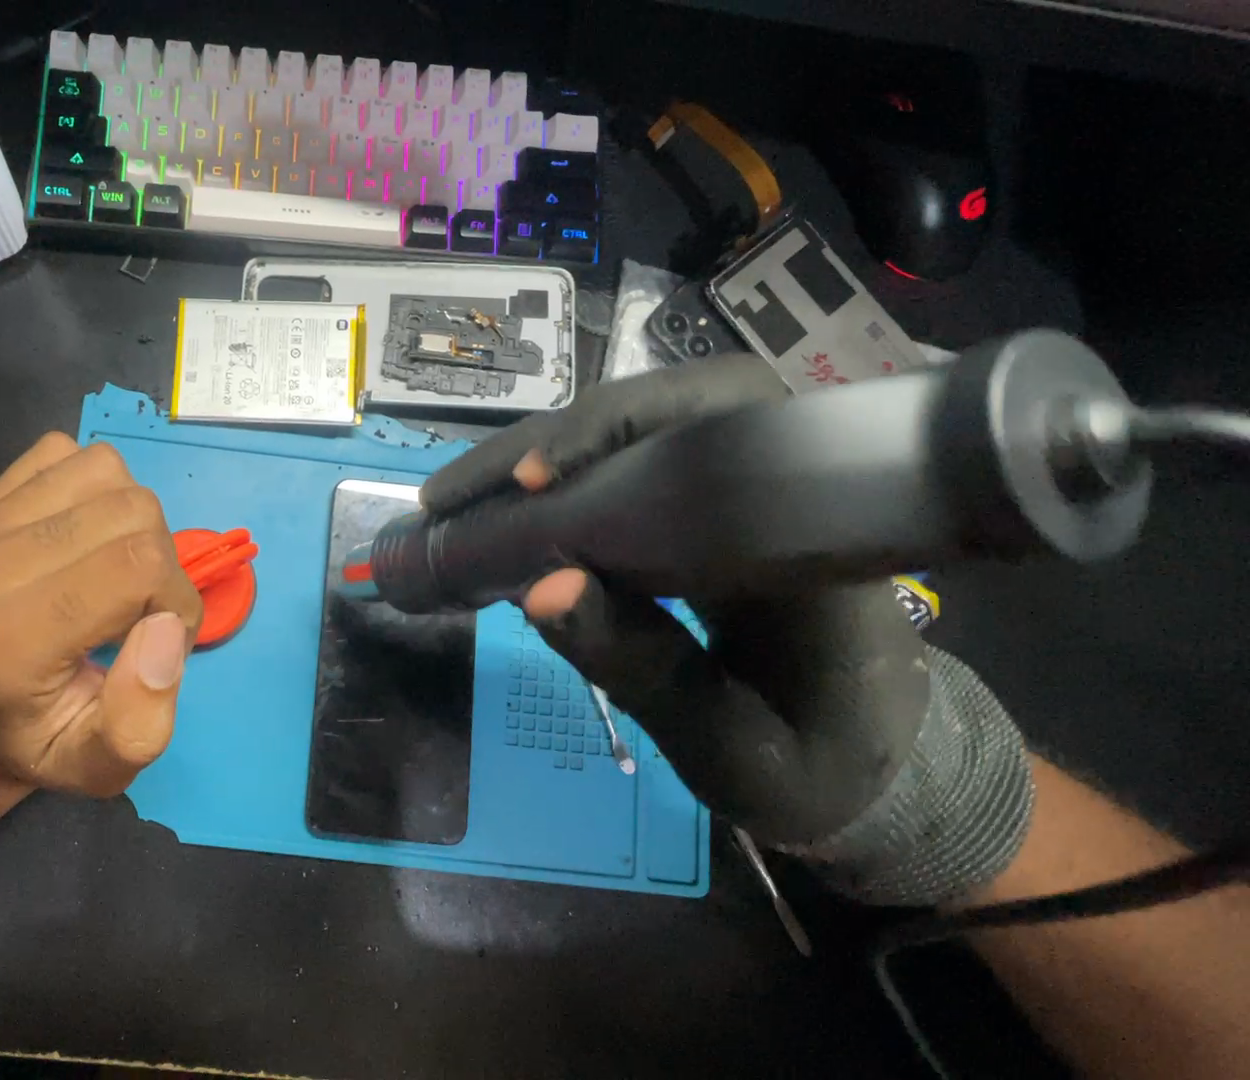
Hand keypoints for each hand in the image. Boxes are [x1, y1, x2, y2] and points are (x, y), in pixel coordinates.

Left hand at [0, 433, 202, 796]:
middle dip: (163, 561)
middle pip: (133, 513)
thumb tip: (167, 628)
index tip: (164, 637)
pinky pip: (73, 453)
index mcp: (12, 639)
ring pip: (110, 472)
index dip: (177, 598)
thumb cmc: (45, 737)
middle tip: (143, 608)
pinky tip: (86, 535)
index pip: (136, 566)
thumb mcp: (102, 768)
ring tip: (116, 569)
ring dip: (135, 521)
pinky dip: (99, 488)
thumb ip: (141, 723)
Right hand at [423, 358, 1033, 904]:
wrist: (881, 770)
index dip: (612, 429)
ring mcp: (740, 500)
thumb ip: (644, 671)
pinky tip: (503, 519)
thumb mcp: (733, 748)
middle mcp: (776, 491)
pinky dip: (560, 492)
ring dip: (538, 462)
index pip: (715, 423)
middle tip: (448, 498)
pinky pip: (629, 478)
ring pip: (632, 440)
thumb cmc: (818, 766)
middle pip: (654, 413)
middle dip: (543, 444)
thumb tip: (539, 590)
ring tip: (455, 506)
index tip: (531, 481)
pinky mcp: (709, 520)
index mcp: (808, 533)